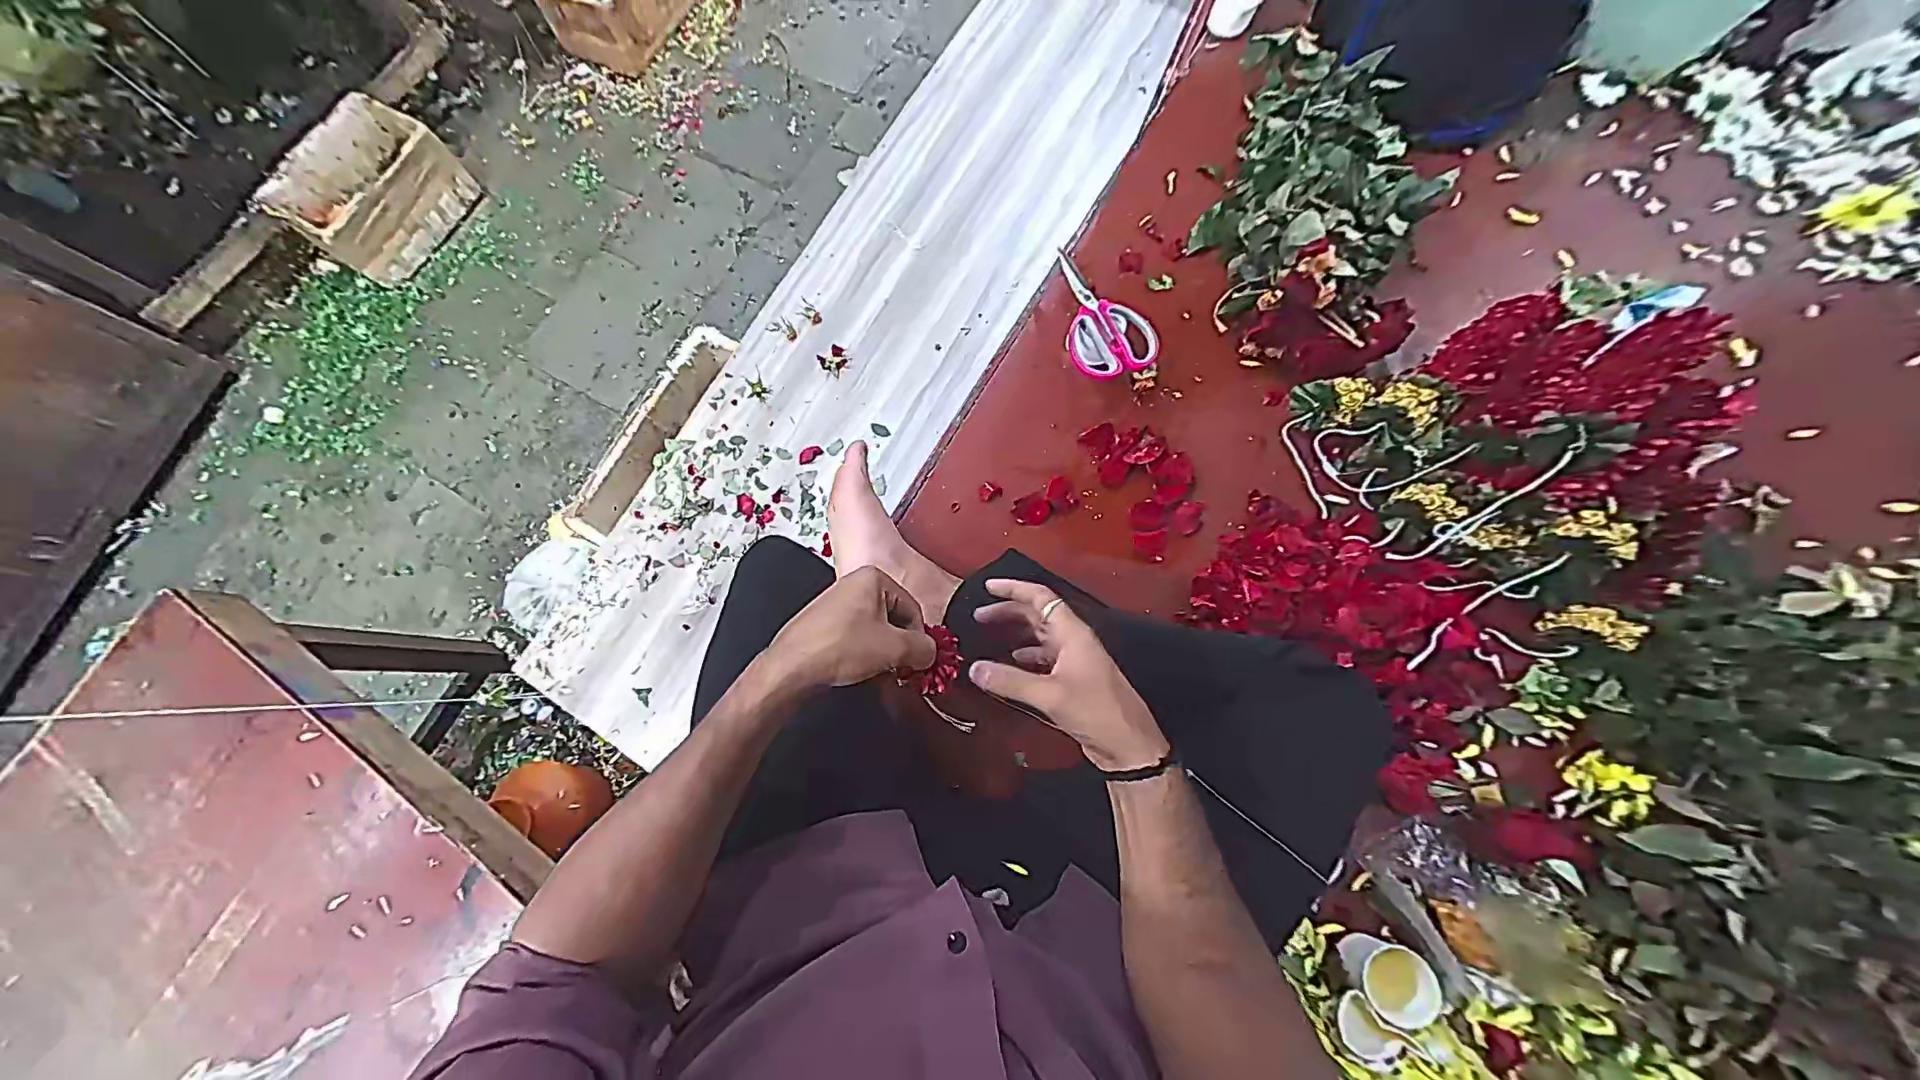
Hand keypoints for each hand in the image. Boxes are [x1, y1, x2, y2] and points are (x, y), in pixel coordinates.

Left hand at [763, 566, 939, 692]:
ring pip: (876, 631)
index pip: (913, 609)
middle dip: (900, 648)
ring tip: (880, 674)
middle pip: (895, 619)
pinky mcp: (824, 623)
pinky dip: (864, 654)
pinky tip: (861, 672)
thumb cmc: (841, 648)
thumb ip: (923, 648)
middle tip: (901, 671)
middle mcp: (854, 584)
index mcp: (874, 578)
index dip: (919, 639)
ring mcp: (837, 603)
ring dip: (883, 654)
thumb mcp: (894, 649)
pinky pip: (856, 636)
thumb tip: (930, 653)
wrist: (791, 668)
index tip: (918, 662)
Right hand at [967, 579, 1170, 771]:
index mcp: (1073, 633)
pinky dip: (1023, 658)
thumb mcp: (1050, 696)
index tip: (989, 587)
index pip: (1041, 597)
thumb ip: (1010, 681)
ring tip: (989, 638)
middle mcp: (1073, 641)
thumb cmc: (1098, 712)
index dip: (1014, 588)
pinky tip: (1010, 665)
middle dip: (1008, 611)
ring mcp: (1074, 660)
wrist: (1129, 745)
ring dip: (1014, 634)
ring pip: (1039, 637)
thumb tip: (976, 669)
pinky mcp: (1072, 680)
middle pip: (1038, 614)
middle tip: (980, 616)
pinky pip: (1043, 659)